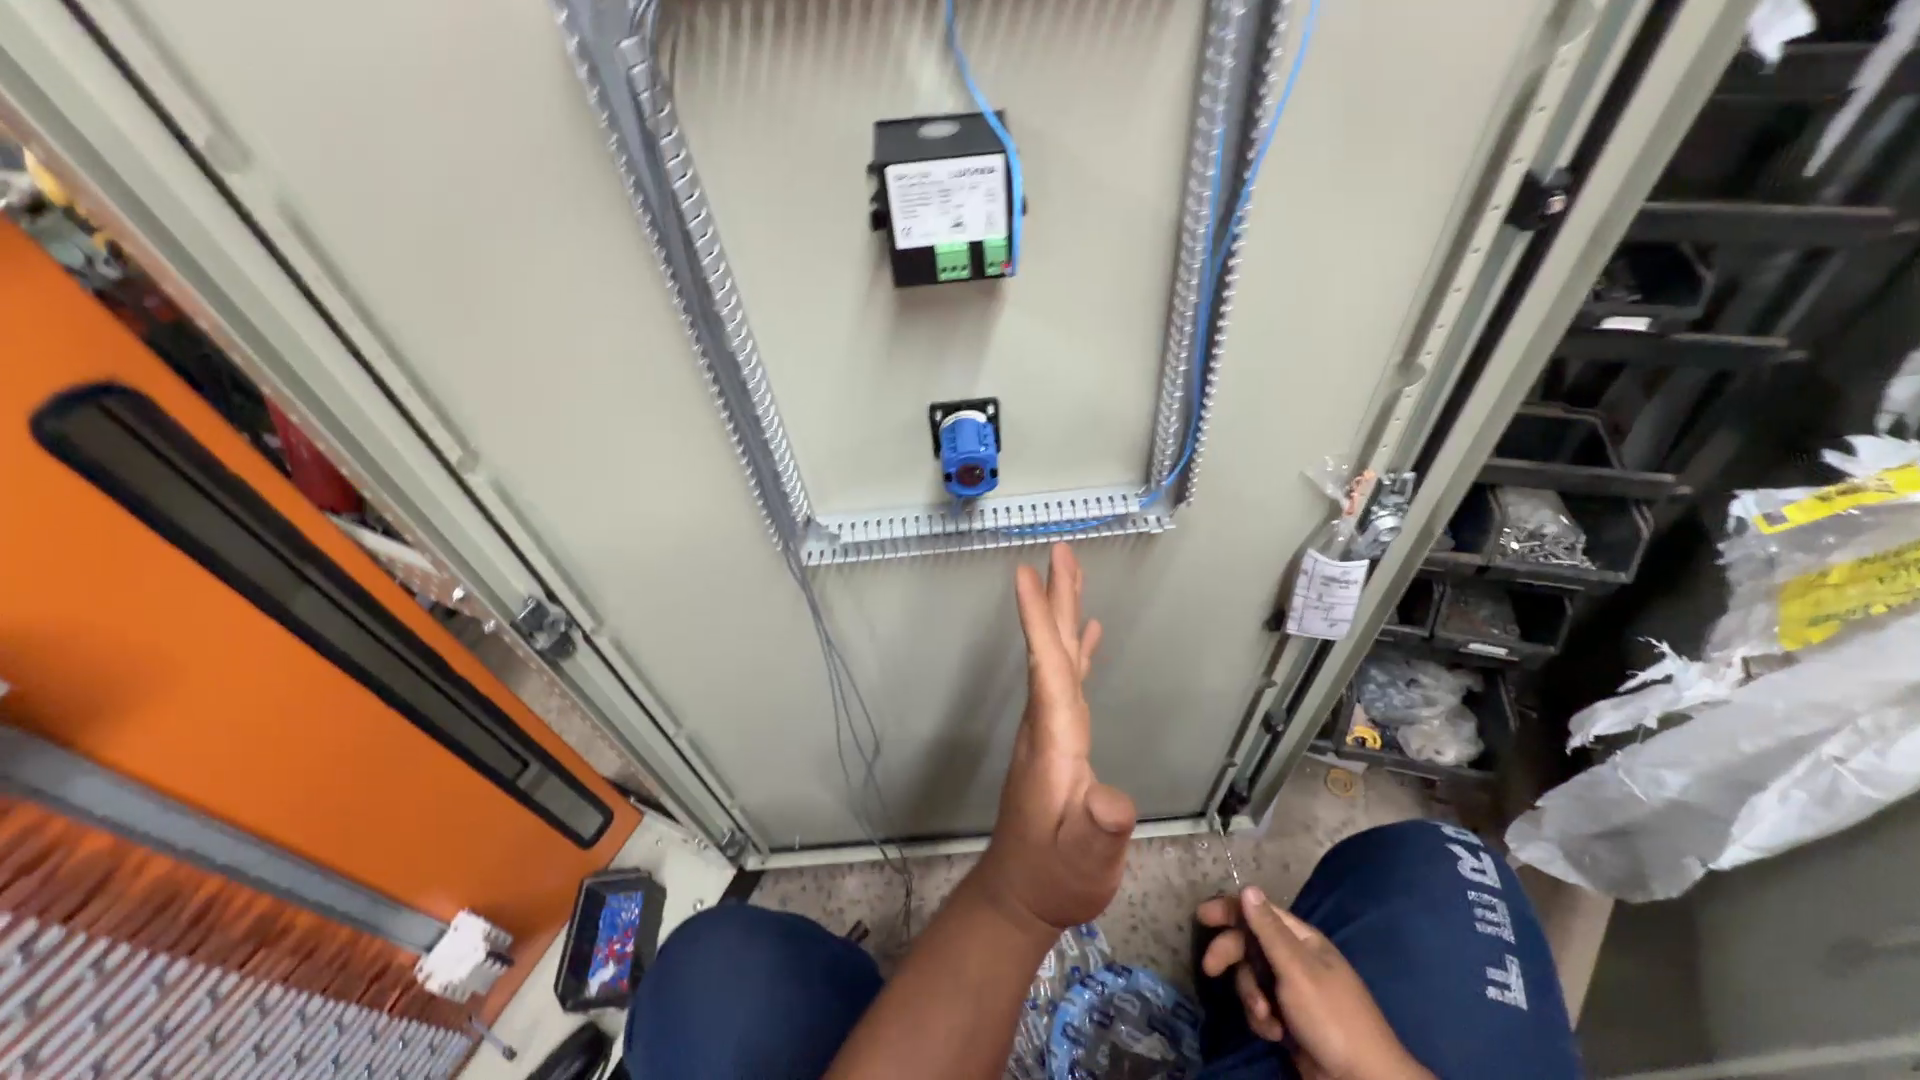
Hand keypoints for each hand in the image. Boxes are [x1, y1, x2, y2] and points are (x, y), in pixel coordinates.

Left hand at [973, 544, 1136, 937]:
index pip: (1046, 670)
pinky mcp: (1057, 741)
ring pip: (1056, 660)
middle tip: (1059, 551)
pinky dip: (1075, 651)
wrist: (1024, 893)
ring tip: (1071, 575)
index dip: (1039, 622)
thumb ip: (1098, 830)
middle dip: (1053, 600)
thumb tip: (1109, 798)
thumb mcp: (1086, 861)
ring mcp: (1049, 732)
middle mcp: (1045, 726)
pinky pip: (1066, 680)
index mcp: (1052, 742)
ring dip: (1062, 615)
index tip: (1027, 573)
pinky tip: (1088, 634)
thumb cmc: (1057, 877)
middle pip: (1049, 652)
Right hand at [1197, 888, 1434, 1079]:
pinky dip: (1262, 1019)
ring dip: (1251, 998)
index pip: (1260, 912)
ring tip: (1266, 1018)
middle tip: (1210, 970)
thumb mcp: (1296, 970)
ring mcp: (1293, 990)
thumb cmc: (1331, 1017)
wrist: (1361, 1079)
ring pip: (1252, 979)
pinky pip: (1261, 1007)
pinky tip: (1275, 1034)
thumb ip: (1269, 930)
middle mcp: (1297, 960)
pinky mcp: (1289, 1018)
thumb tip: (1248, 887)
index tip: (1201, 917)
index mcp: (1303, 940)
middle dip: (1232, 958)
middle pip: (1250, 945)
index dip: (1230, 910)